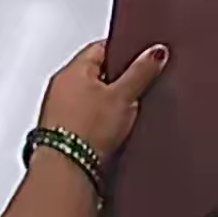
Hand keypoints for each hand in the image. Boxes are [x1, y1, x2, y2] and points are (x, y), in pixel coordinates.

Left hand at [38, 41, 167, 160]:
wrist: (68, 169)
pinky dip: (107, 114)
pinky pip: (93, 112)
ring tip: (132, 103)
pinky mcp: (67, 129)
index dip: (127, 47)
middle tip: (143, 79)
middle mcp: (62, 87)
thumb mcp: (124, 94)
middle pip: (100, 69)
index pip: (103, 47)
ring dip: (113, 96)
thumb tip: (156, 52)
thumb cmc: (86, 130)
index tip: (145, 52)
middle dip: (122, 74)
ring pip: (96, 92)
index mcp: (72, 71)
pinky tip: (120, 122)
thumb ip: (142, 70)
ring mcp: (62, 109)